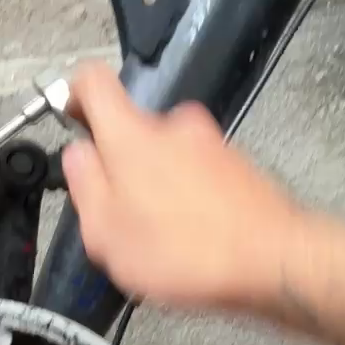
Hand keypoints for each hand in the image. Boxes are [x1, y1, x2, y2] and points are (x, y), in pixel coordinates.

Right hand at [60, 63, 316, 308]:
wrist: (274, 263)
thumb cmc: (193, 253)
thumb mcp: (108, 234)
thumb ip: (84, 187)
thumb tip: (78, 159)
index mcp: (132, 136)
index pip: (91, 81)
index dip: (73, 95)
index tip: (70, 116)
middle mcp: (176, 127)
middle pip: (131, 133)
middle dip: (121, 170)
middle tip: (121, 216)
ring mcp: (213, 146)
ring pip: (168, 160)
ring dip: (159, 192)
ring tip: (164, 241)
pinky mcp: (239, 170)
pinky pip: (200, 180)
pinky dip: (191, 204)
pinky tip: (195, 243)